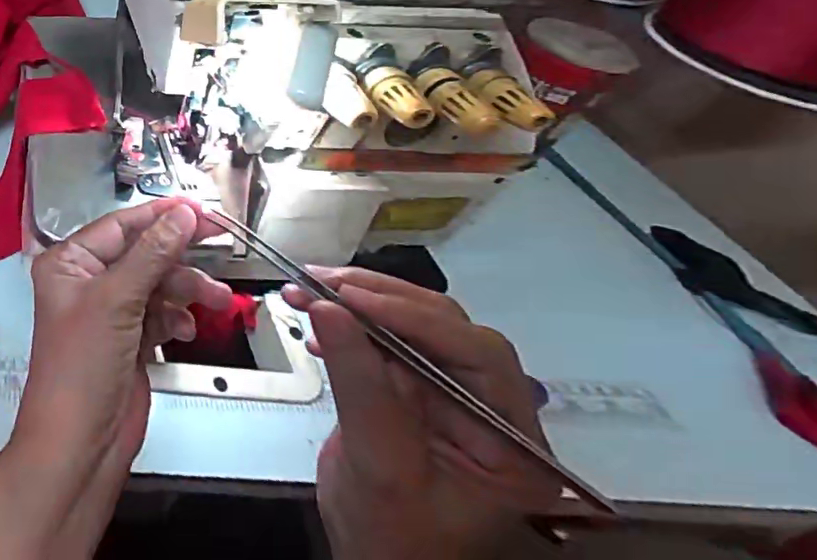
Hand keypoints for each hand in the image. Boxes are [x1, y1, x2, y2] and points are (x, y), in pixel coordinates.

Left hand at [0, 197, 227, 559]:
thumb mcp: (116, 302)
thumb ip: (152, 254)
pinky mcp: (129, 338)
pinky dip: (177, 317)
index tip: (195, 208)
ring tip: (215, 298)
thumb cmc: (79, 371)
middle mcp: (88, 282)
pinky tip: (185, 329)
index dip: (159, 215)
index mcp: (69, 263)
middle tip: (216, 239)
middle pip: (143, 252)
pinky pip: (160, 313)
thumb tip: (180, 216)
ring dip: (186, 289)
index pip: (120, 225)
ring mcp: (110, 312)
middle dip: (178, 254)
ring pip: (157, 283)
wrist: (80, 448)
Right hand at [283, 269, 557, 559]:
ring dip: (353, 301)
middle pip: (443, 328)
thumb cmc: (390, 538)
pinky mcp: (414, 384)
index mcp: (511, 439)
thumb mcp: (379, 463)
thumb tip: (327, 306)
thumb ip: (359, 382)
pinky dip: (346, 322)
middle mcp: (490, 407)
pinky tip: (316, 320)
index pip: (477, 354)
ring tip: (305, 289)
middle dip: (377, 299)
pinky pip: (384, 338)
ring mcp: (450, 393)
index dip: (415, 318)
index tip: (351, 297)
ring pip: (409, 323)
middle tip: (321, 282)